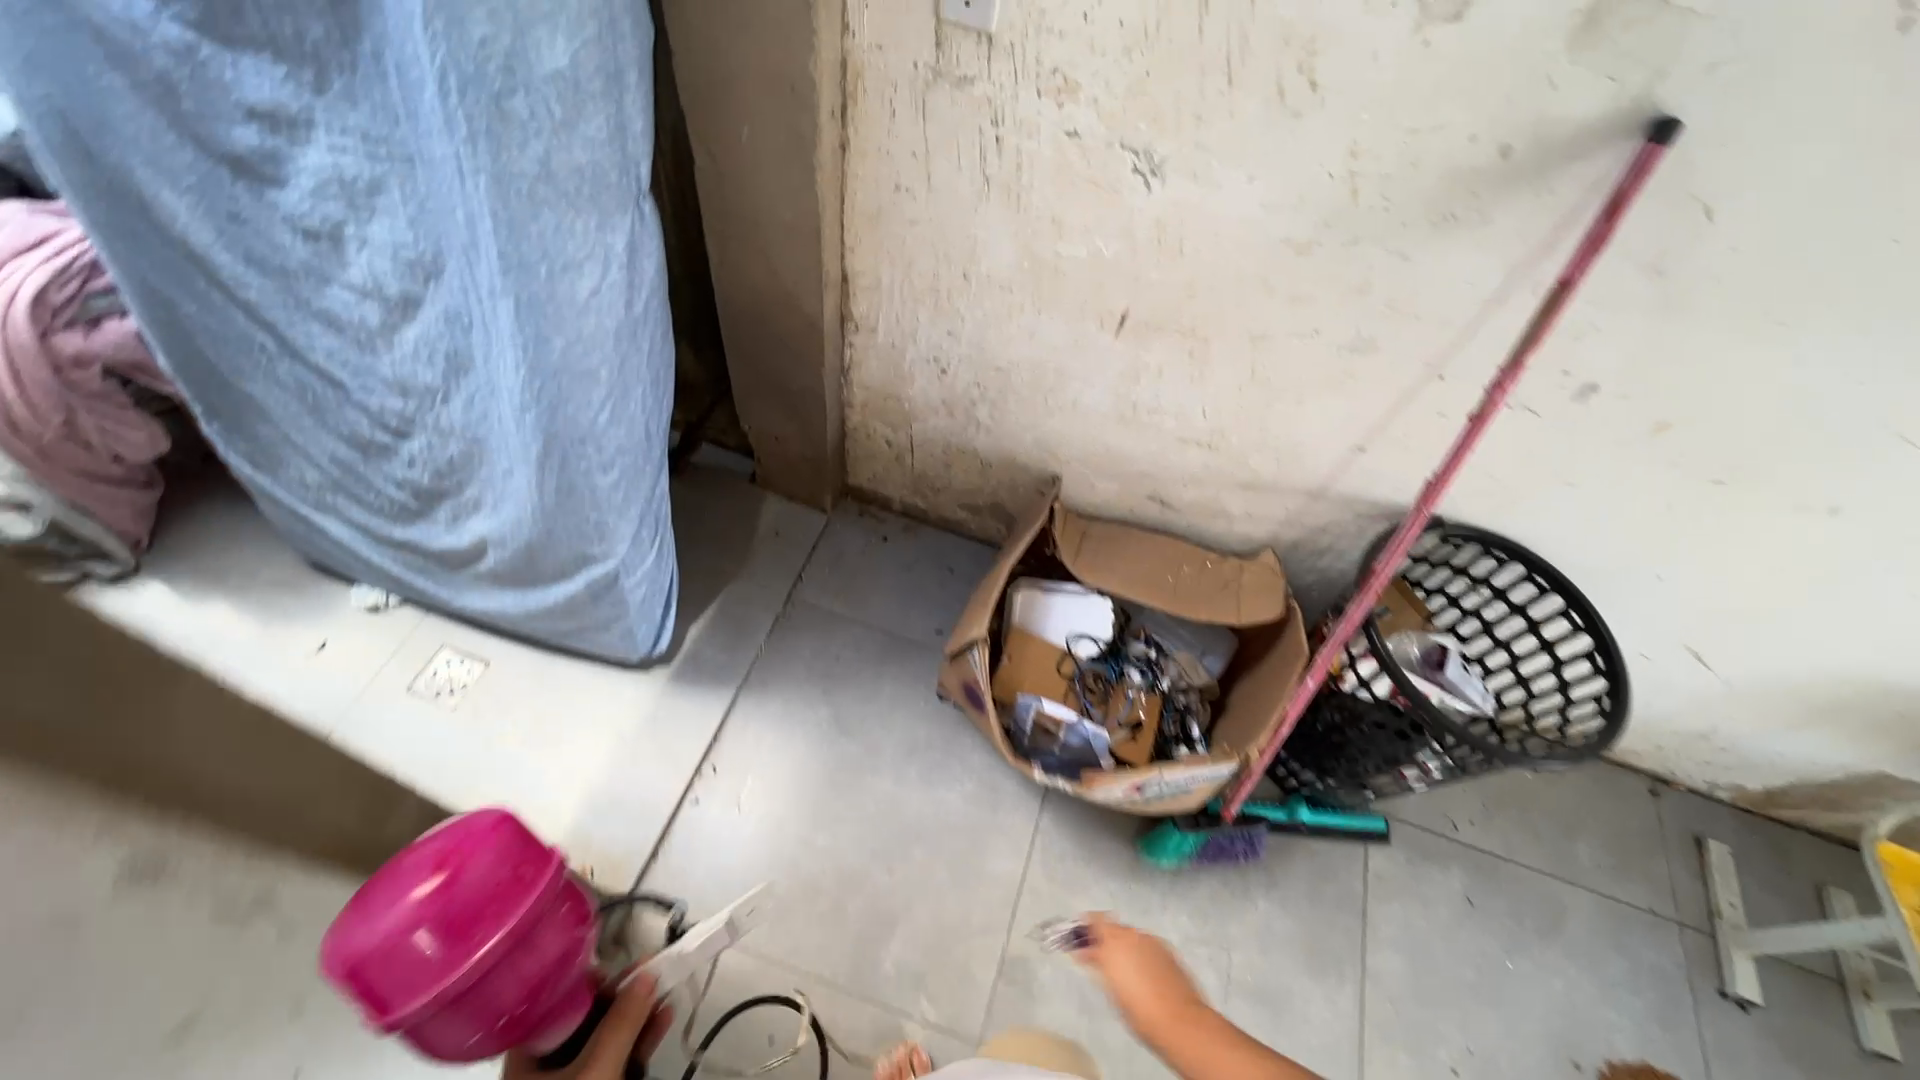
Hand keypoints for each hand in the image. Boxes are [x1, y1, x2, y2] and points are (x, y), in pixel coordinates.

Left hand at [502, 973, 674, 1079]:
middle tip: (653, 974)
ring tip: (665, 992)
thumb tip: (647, 973)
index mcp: (527, 1057)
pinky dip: (640, 1040)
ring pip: (607, 1037)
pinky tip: (663, 1019)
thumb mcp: (596, 1072)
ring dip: (638, 1015)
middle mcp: (544, 1066)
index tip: (623, 966)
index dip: (591, 982)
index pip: (557, 1003)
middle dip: (623, 997)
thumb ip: (622, 1023)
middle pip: (587, 1018)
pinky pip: (618, 1057)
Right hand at [1071, 913, 1208, 1038]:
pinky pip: (1146, 943)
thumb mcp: (1110, 988)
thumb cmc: (1138, 1011)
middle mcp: (1132, 935)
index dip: (1085, 925)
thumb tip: (1082, 951)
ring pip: (1130, 934)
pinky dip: (1138, 949)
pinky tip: (1140, 968)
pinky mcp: (1168, 950)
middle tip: (1097, 953)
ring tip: (1120, 964)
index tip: (1078, 936)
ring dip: (1122, 943)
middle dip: (1103, 936)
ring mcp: (1152, 940)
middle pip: (1112, 926)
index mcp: (1113, 942)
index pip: (1094, 921)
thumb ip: (1096, 963)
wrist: (1180, 1021)